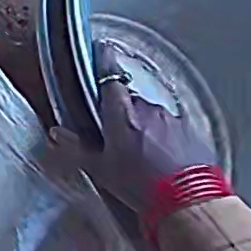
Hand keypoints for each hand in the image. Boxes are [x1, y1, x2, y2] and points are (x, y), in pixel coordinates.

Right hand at [53, 44, 215, 211]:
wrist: (188, 201)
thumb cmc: (140, 184)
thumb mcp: (100, 168)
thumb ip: (77, 148)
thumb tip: (57, 134)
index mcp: (121, 115)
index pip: (110, 77)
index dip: (104, 61)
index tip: (101, 49)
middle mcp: (148, 109)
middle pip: (130, 100)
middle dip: (122, 112)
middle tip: (115, 134)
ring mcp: (173, 119)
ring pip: (152, 114)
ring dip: (145, 125)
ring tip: (141, 152)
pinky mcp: (192, 132)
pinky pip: (172, 127)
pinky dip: (165, 136)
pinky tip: (162, 158)